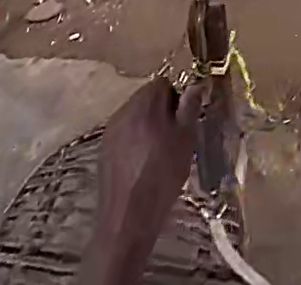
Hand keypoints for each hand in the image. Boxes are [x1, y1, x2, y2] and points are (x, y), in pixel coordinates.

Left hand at [81, 78, 198, 284]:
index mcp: (145, 103)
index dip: (177, 98)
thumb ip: (189, 108)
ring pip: (135, 115)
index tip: (183, 121)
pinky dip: (134, 139)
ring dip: (148, 124)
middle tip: (174, 137)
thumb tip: (195, 84)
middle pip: (147, 97)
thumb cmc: (162, 176)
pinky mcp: (104, 146)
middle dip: (162, 111)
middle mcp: (124, 109)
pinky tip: (141, 163)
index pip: (163, 83)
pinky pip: (124, 131)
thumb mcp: (185, 141)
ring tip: (158, 152)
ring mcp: (111, 127)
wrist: (128, 217)